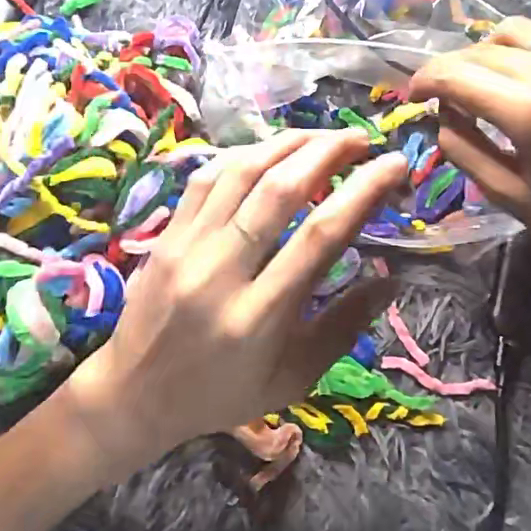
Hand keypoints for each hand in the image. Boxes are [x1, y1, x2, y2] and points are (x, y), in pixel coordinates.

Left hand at [61, 131, 408, 475]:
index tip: (395, 163)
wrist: (134, 393)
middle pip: (280, 190)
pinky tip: (269, 150)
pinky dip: (243, 155)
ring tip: (323, 136)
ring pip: (240, 172)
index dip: (364, 190)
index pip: (321, 235)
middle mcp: (221, 271)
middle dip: (328, 152)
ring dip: (287, 143)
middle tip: (362, 138)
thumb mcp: (292, 378)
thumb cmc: (222, 394)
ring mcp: (187, 246)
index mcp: (259, 315)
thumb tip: (391, 280)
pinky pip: (206, 178)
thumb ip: (343, 328)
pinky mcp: (166, 234)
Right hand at [410, 17, 530, 289]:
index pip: (459, 74)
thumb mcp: (512, 198)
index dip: (425, 79)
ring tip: (483, 83)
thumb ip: (466, 150)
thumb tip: (442, 115)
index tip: (411, 94)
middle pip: (486, 48)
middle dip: (453, 67)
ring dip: (490, 54)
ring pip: (523, 34)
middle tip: (441, 93)